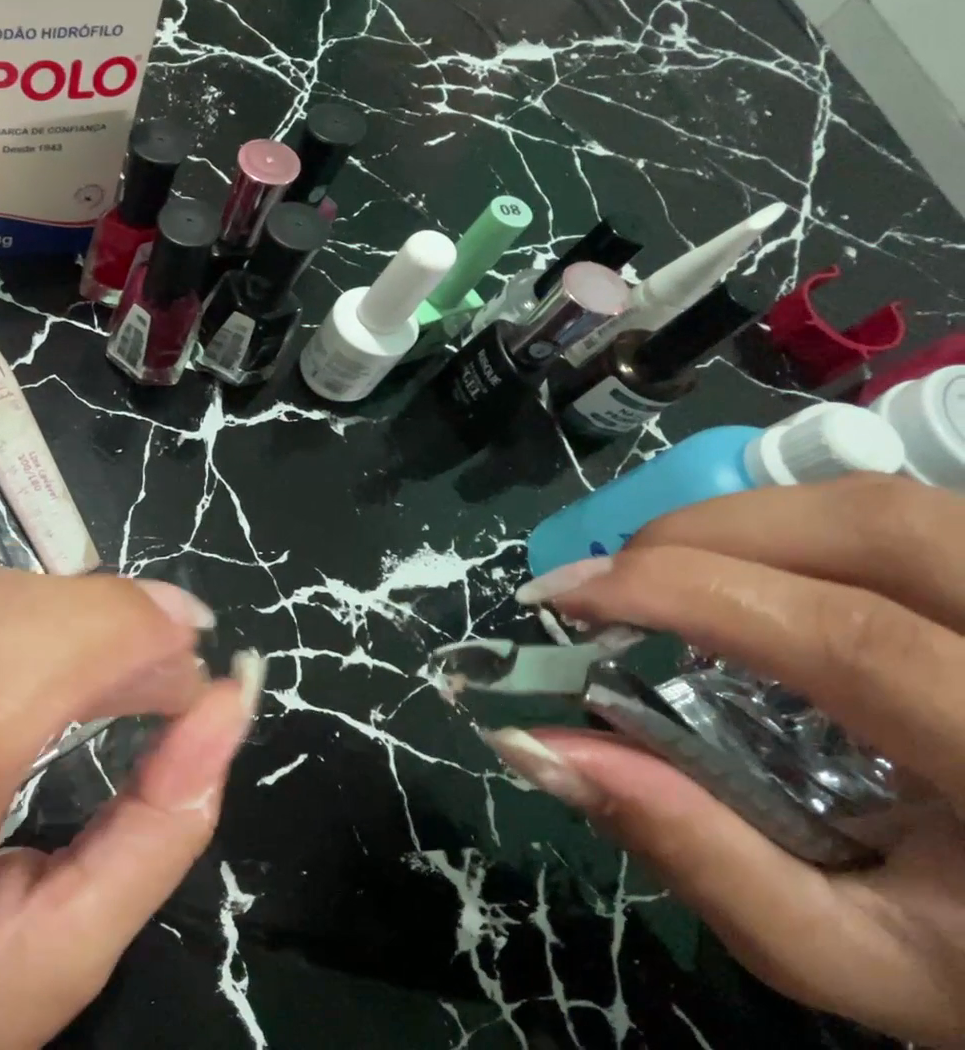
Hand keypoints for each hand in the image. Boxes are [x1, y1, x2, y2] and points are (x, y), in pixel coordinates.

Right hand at [490, 474, 964, 1043]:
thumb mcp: (836, 948)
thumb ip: (690, 847)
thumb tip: (532, 742)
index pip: (848, 638)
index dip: (686, 592)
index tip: (566, 595)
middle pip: (885, 530)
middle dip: (706, 532)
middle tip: (607, 580)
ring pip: (906, 506)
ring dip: (752, 520)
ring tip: (664, 573)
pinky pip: (923, 522)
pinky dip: (807, 530)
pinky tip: (753, 577)